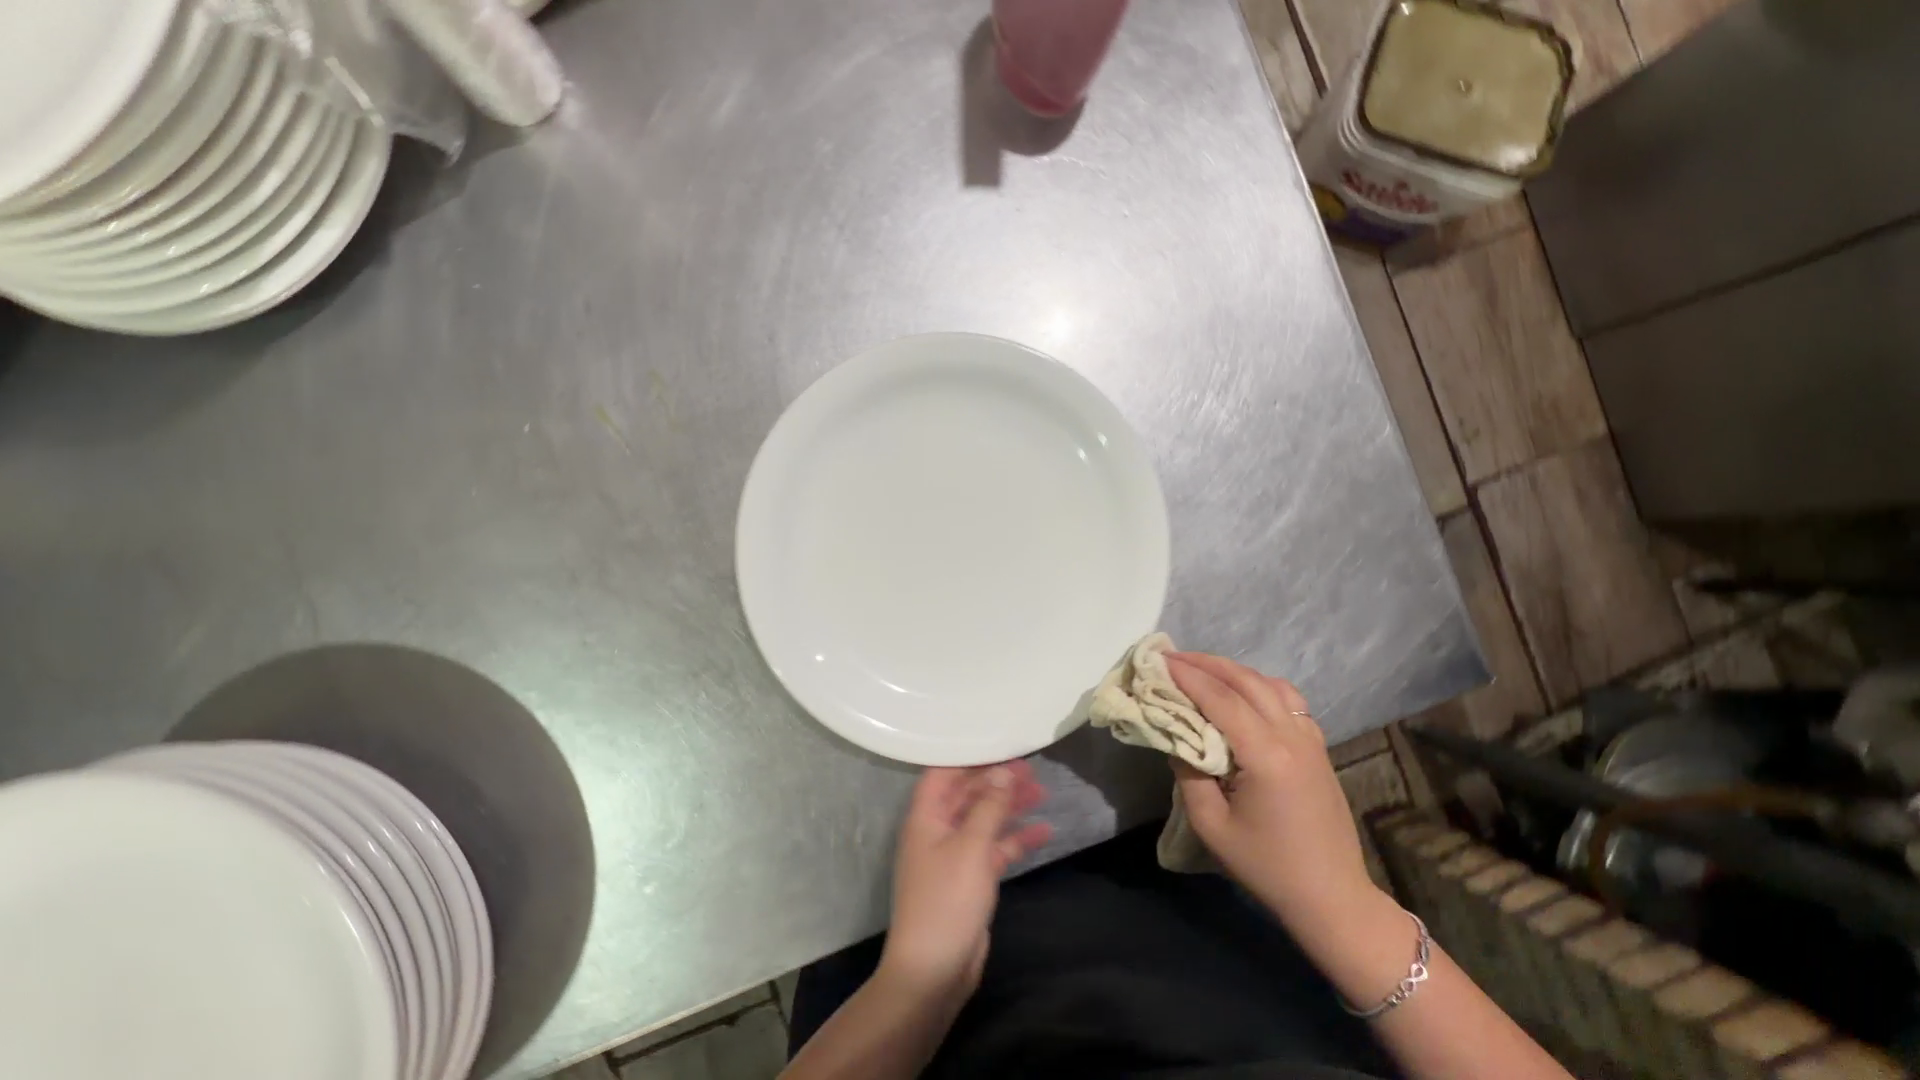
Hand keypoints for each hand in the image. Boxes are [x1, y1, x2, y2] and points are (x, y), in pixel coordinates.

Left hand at [880, 762, 1051, 996]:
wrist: (934, 969)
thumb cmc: (947, 900)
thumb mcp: (971, 847)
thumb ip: (988, 807)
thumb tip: (1003, 771)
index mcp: (925, 818)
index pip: (942, 774)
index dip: (969, 758)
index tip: (1000, 744)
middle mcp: (936, 832)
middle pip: (966, 795)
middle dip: (996, 781)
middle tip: (1031, 767)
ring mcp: (954, 857)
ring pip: (984, 821)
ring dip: (1009, 806)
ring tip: (1042, 791)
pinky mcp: (971, 881)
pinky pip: (995, 850)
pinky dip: (1016, 840)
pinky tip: (1045, 831)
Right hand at [1164, 653, 1385, 944]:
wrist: (1330, 895)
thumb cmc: (1265, 866)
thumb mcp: (1212, 826)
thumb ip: (1188, 774)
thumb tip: (1175, 737)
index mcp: (1266, 755)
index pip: (1221, 699)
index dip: (1188, 676)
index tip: (1158, 660)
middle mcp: (1292, 736)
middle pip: (1247, 682)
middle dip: (1207, 664)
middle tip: (1172, 657)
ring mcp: (1311, 739)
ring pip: (1271, 685)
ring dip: (1234, 671)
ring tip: (1202, 670)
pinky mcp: (1319, 748)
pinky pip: (1289, 701)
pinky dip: (1260, 686)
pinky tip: (1242, 693)